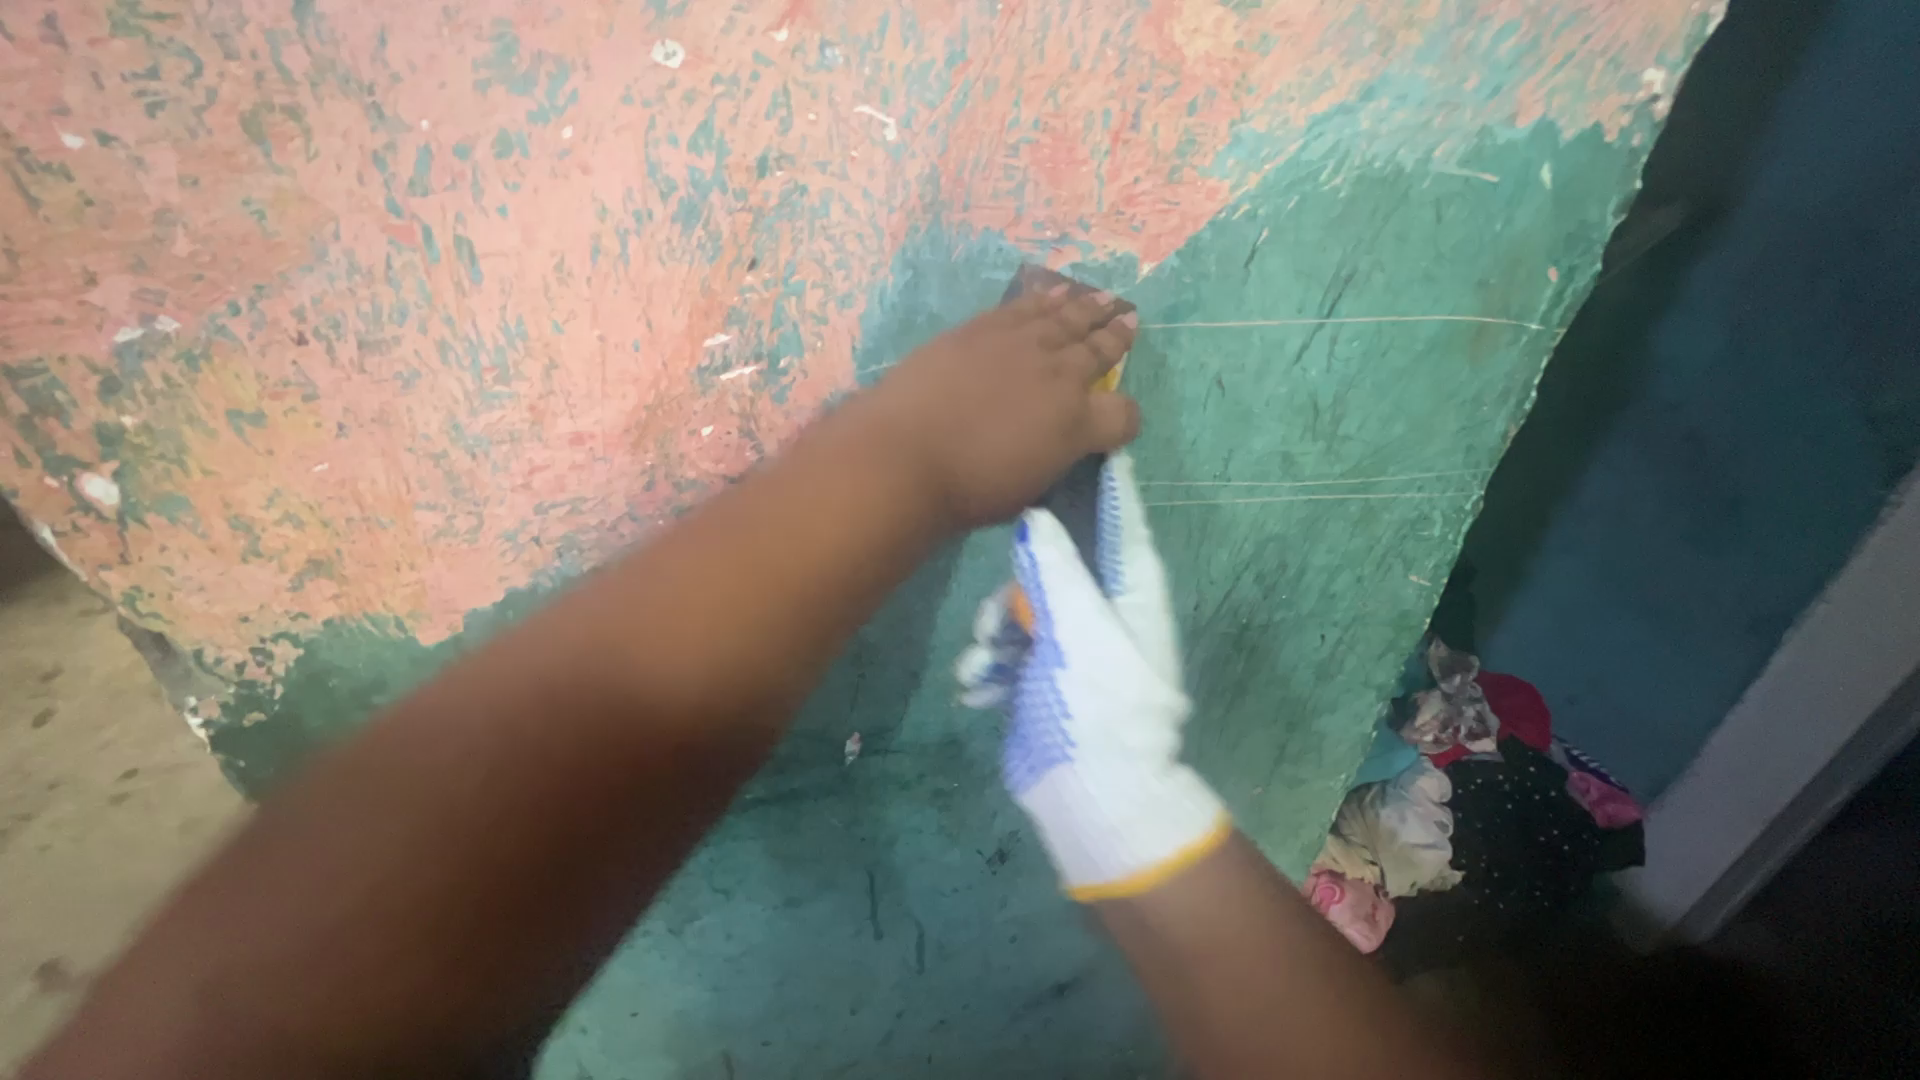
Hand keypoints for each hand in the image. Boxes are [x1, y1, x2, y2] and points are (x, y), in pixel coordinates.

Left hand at [860, 285, 1140, 528]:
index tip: (1119, 421)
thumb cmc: (966, 490)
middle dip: (1116, 337)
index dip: (1125, 419)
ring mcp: (1022, 346)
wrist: (905, 455)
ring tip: (1103, 298)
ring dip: (1088, 308)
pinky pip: (1026, 307)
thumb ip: (1051, 457)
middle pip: (1099, 350)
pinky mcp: (984, 329)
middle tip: (1129, 320)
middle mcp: (1059, 376)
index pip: (1123, 415)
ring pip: (1067, 319)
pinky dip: (1046, 299)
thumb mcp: (1027, 489)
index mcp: (1076, 425)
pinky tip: (1055, 292)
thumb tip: (1054, 440)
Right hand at [956, 452, 1229, 900]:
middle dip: (1018, 586)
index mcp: (1130, 592)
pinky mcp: (1041, 676)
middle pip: (1054, 565)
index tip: (1084, 449)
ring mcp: (1071, 646)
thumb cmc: (1098, 704)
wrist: (1091, 795)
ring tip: (989, 662)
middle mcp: (1104, 611)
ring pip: (1021, 608)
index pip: (1121, 522)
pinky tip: (981, 688)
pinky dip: (992, 666)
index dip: (1105, 485)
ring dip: (997, 633)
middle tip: (1003, 611)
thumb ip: (1055, 570)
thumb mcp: (1078, 630)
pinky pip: (1008, 649)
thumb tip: (1035, 518)